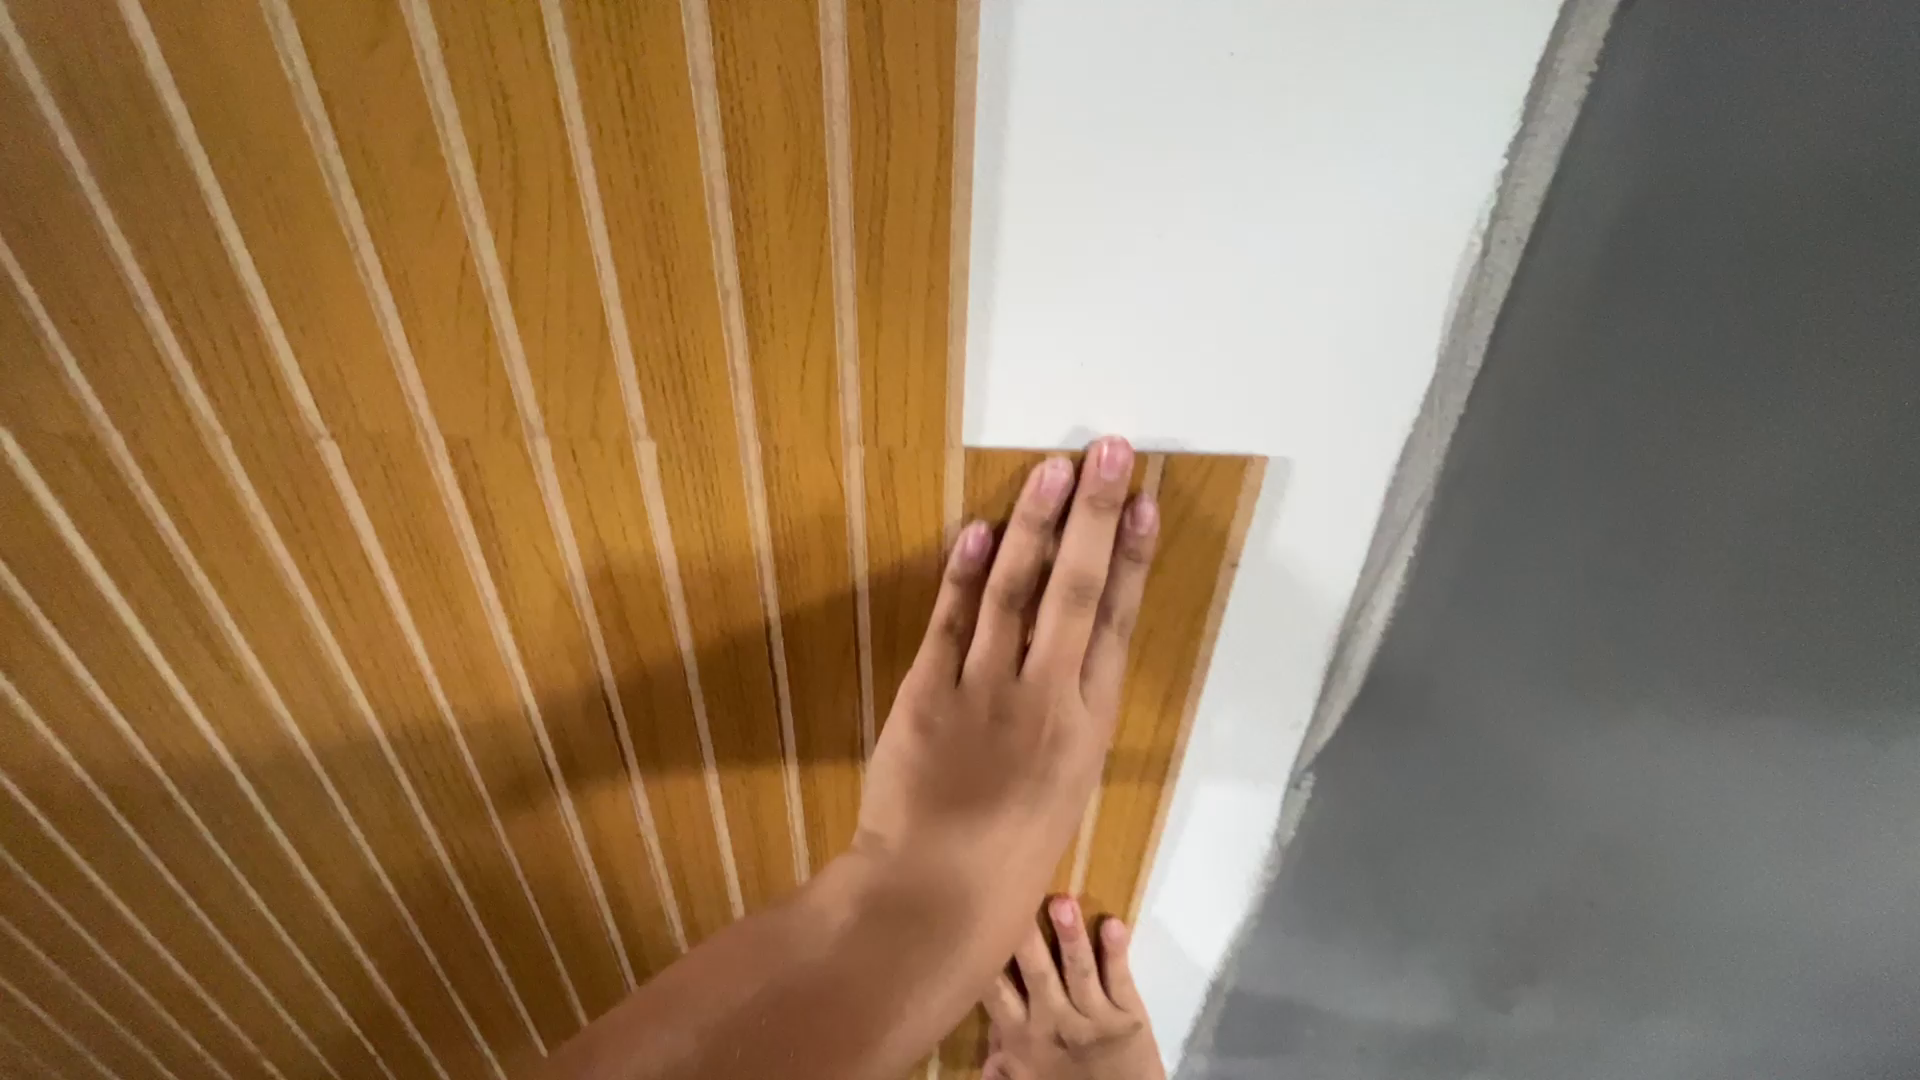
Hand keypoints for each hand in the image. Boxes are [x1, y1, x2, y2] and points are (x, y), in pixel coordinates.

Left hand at [852, 438, 1158, 934]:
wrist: (932, 898)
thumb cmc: (1008, 858)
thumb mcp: (1061, 787)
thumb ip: (1064, 718)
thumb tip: (1066, 660)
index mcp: (1087, 726)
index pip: (1116, 623)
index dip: (1131, 559)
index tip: (1141, 504)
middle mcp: (1047, 697)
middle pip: (1076, 590)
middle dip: (1092, 516)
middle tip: (1107, 451)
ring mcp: (986, 690)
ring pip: (1016, 592)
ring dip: (1034, 525)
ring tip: (1051, 470)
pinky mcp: (929, 693)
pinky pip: (952, 622)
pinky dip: (965, 574)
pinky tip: (980, 529)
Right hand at [982, 898, 1164, 1079]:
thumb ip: (1002, 1060)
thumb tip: (978, 1053)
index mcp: (1023, 1035)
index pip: (996, 990)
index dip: (986, 956)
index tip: (980, 920)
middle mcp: (1054, 1023)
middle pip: (1037, 973)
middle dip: (1027, 937)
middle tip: (1017, 898)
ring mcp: (1093, 1019)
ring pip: (1079, 971)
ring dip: (1071, 937)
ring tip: (1064, 903)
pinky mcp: (1129, 1017)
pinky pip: (1121, 981)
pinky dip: (1117, 952)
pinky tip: (1113, 924)